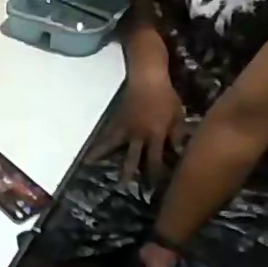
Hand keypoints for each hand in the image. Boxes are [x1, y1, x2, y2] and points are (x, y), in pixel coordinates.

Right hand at [89, 68, 183, 186]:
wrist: (147, 79)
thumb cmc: (166, 96)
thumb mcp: (178, 115)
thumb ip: (177, 134)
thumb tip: (179, 151)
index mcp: (156, 134)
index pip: (154, 159)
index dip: (154, 174)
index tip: (153, 187)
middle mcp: (138, 134)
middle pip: (131, 157)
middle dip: (127, 173)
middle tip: (122, 187)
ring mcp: (125, 127)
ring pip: (112, 144)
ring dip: (101, 155)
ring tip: (88, 163)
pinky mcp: (118, 120)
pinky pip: (108, 134)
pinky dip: (101, 142)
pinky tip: (92, 148)